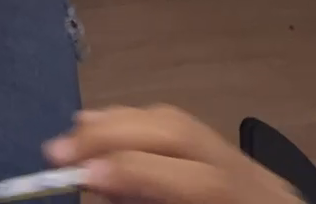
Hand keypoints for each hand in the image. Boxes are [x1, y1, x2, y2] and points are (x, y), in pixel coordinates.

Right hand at [44, 107, 302, 203]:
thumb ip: (139, 201)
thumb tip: (93, 180)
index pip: (200, 182)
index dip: (137, 172)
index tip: (81, 175)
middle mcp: (257, 181)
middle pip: (179, 133)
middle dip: (112, 135)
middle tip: (59, 150)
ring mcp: (245, 163)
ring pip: (175, 120)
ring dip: (115, 123)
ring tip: (73, 133)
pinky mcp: (228, 155)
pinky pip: (175, 123)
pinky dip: (132, 121)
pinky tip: (101, 123)